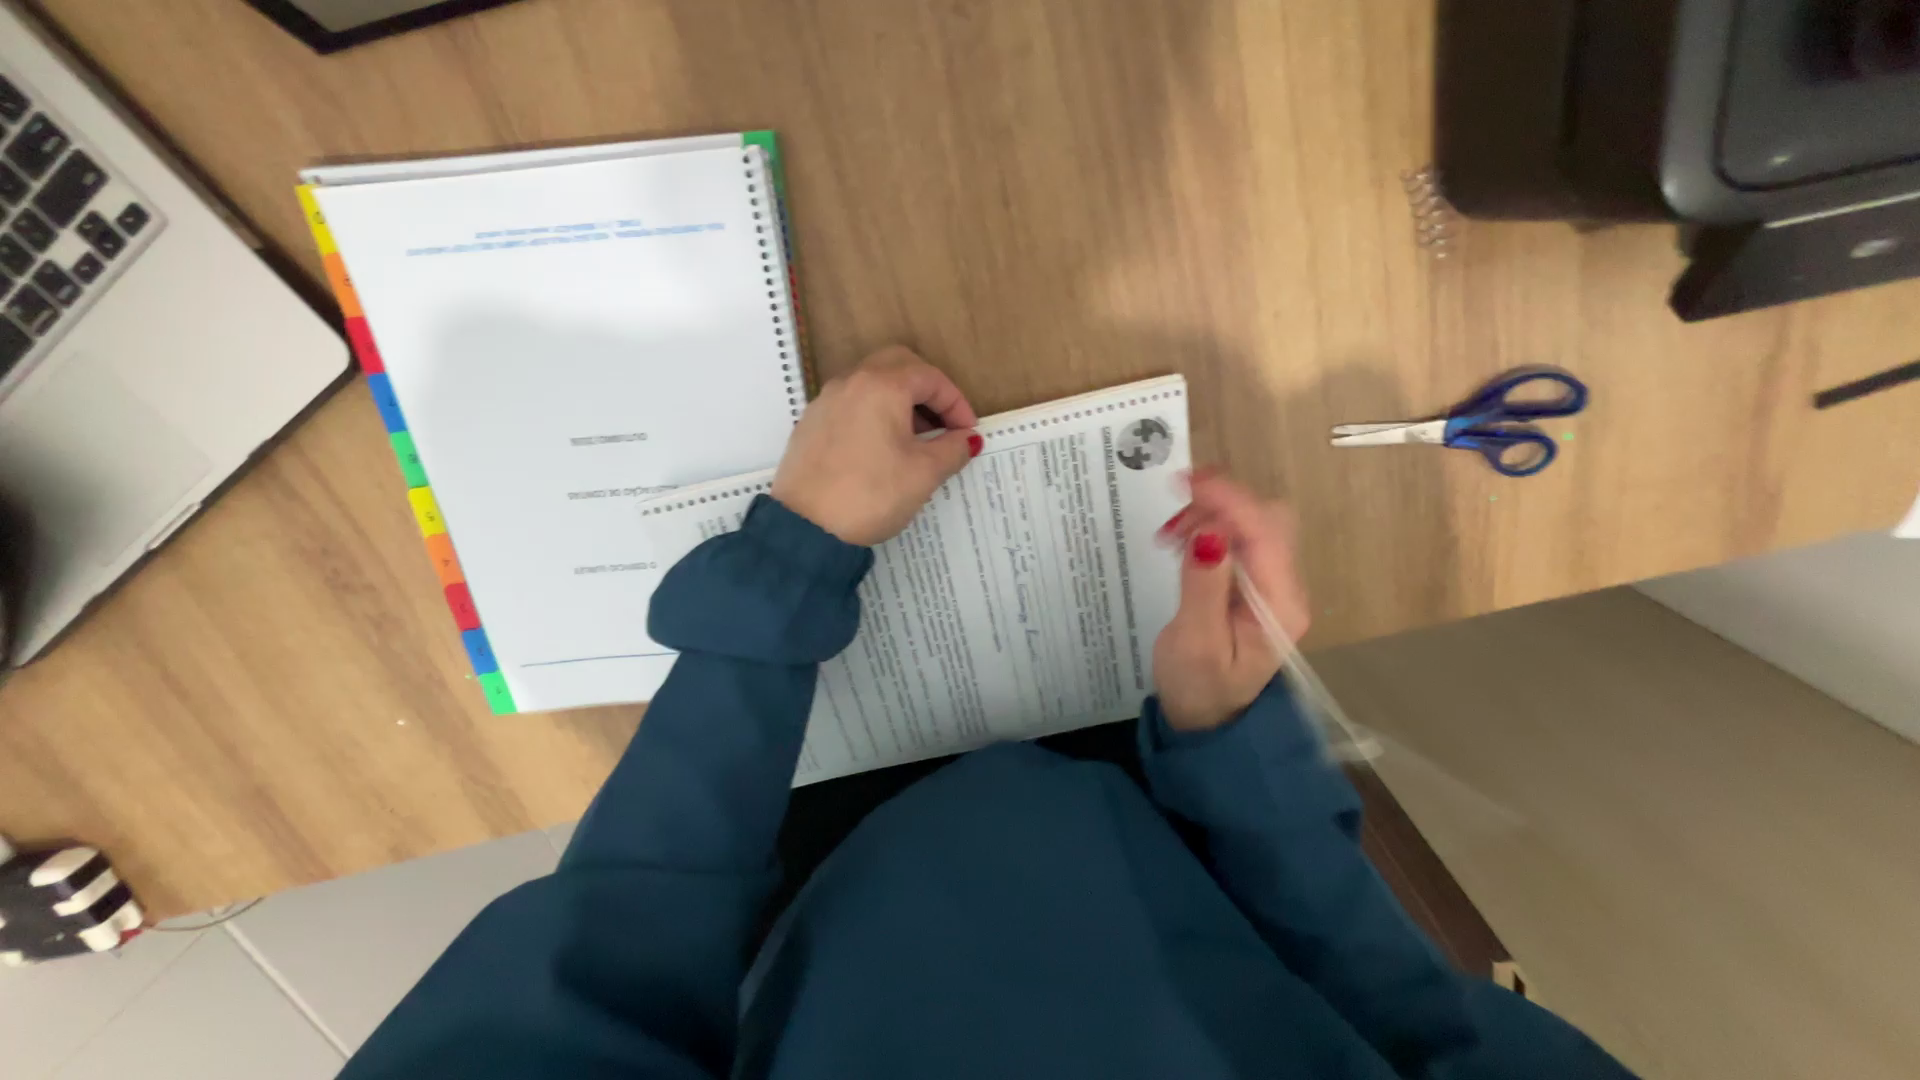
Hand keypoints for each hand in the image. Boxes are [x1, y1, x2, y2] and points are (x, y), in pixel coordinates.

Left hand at [771, 347, 981, 545]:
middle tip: (943, 423)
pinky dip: (874, 413)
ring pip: (871, 383)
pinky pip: (851, 404)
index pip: (930, 377)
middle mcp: (851, 382)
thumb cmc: (872, 494)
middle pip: (898, 366)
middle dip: (927, 390)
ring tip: (916, 439)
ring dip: (900, 401)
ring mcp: (826, 401)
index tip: (968, 432)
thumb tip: (967, 438)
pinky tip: (882, 449)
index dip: (956, 403)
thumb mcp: (924, 473)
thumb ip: (952, 449)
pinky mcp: (810, 424)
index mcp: (882, 386)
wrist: (807, 527)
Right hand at [1152, 469, 1310, 731]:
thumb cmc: (1199, 689)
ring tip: (1170, 535)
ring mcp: (1270, 584)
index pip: (1264, 533)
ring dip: (1213, 514)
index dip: (1229, 500)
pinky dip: (1211, 528)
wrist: (1207, 723)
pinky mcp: (1252, 584)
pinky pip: (1239, 539)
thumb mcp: (1195, 643)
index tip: (1189, 482)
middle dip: (1221, 504)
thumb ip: (1203, 586)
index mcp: (1279, 604)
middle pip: (1267, 519)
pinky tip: (1183, 542)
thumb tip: (1207, 532)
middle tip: (1173, 516)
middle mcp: (1284, 587)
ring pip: (1252, 524)